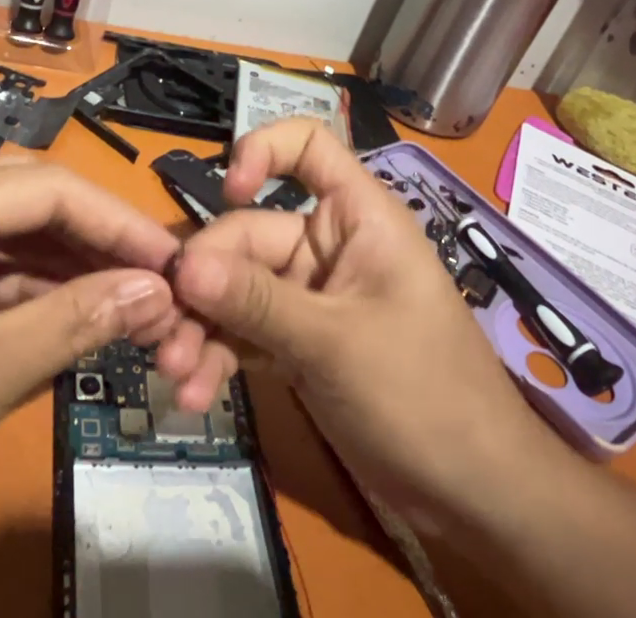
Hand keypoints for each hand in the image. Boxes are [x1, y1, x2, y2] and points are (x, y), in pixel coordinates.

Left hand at [0, 164, 205, 546]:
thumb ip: (73, 321)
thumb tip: (157, 288)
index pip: (45, 188)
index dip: (119, 222)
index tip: (177, 263)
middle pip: (31, 212)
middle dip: (99, 248)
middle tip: (164, 289)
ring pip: (14, 253)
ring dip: (73, 280)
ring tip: (138, 311)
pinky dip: (37, 308)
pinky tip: (83, 328)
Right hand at [165, 120, 564, 522]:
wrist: (472, 488)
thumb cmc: (423, 394)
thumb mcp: (335, 342)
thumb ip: (256, 301)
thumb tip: (181, 265)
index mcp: (357, 218)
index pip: (308, 147)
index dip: (263, 151)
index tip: (226, 193)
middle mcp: (329, 247)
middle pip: (247, 234)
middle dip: (203, 283)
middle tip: (164, 331)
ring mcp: (310, 297)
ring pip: (237, 289)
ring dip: (202, 328)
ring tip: (174, 375)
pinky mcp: (298, 344)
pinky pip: (245, 333)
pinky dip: (220, 357)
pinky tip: (195, 395)